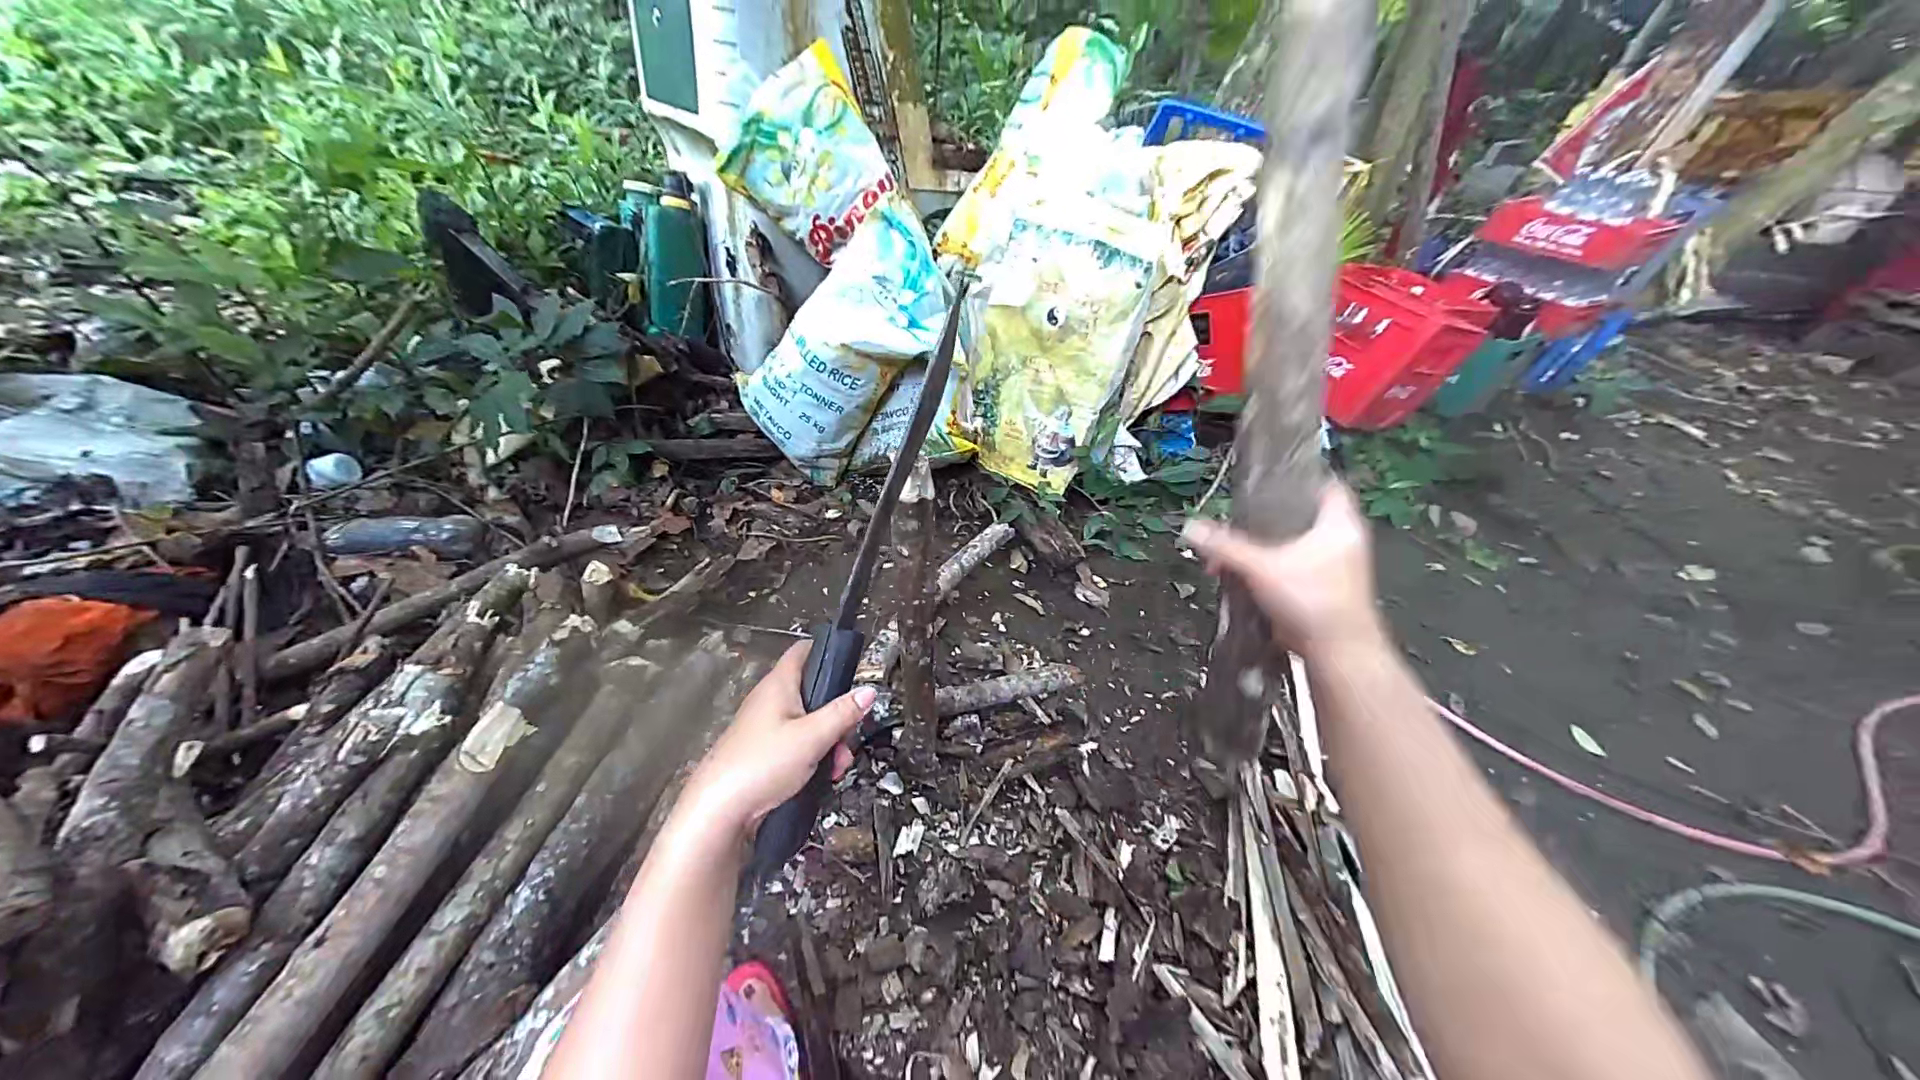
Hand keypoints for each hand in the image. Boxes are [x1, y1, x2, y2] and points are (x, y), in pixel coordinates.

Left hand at [680, 641, 875, 843]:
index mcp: (779, 685)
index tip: (849, 666)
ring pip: (811, 723)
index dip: (827, 652)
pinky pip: (799, 745)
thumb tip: (867, 692)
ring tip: (834, 764)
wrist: (719, 812)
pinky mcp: (766, 752)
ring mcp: (768, 727)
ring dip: (829, 741)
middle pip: (815, 693)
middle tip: (845, 734)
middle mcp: (771, 701)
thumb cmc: (758, 766)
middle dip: (838, 715)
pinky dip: (814, 757)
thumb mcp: (812, 737)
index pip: (804, 650)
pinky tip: (820, 776)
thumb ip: (843, 713)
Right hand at [1182, 482, 1385, 659]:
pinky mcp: (1322, 591)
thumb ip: (1224, 546)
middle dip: (1268, 518)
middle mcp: (1342, 540)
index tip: (1269, 478)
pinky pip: (1290, 568)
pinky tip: (1241, 573)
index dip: (1300, 477)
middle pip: (1302, 516)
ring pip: (1293, 545)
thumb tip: (1190, 527)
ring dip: (1263, 547)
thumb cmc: (1310, 598)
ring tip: (1230, 551)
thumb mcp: (1260, 566)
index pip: (1326, 485)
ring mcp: (1334, 567)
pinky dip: (1268, 568)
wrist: (1338, 653)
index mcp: (1339, 523)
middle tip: (1237, 518)